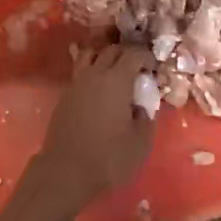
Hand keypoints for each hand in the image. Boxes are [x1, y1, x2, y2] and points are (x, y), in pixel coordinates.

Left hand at [35, 44, 155, 205]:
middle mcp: (95, 73)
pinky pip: (81, 71)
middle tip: (139, 68)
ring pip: (91, 55)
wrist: (66, 170)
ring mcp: (77, 82)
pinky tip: (99, 88)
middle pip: (111, 50)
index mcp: (116, 80)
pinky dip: (92, 70)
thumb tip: (143, 106)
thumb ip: (146, 118)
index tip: (154, 67)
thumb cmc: (108, 157)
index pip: (133, 54)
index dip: (146, 56)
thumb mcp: (140, 143)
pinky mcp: (66, 94)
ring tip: (116, 71)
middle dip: (127, 53)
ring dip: (105, 56)